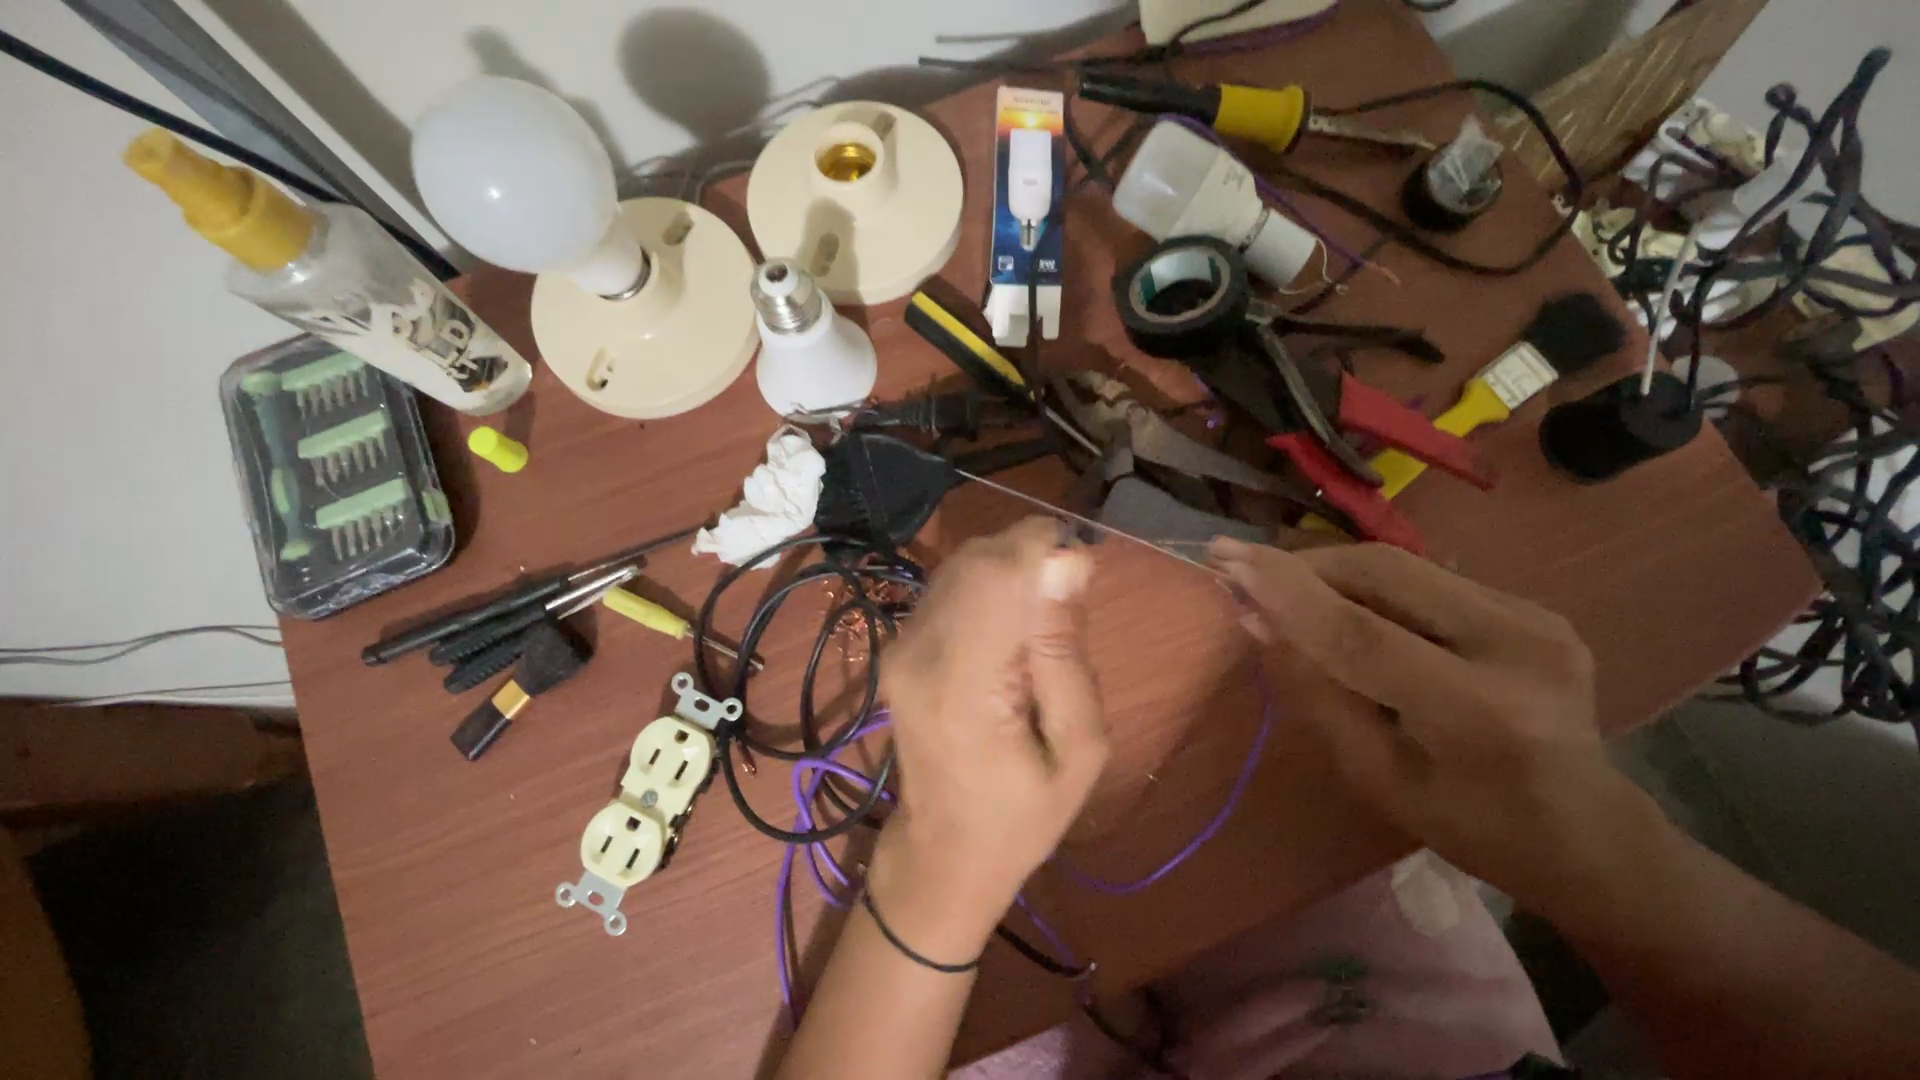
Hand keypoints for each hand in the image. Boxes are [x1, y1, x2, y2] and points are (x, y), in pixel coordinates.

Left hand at [872, 518, 1106, 960]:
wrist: (944, 853)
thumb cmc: (1024, 813)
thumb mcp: (1079, 746)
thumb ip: (1065, 648)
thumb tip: (1067, 561)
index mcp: (963, 682)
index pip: (997, 570)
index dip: (1044, 546)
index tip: (1083, 565)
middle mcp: (917, 651)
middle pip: (977, 559)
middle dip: (1030, 556)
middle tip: (1071, 598)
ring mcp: (898, 648)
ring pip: (960, 566)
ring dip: (1010, 570)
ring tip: (1045, 619)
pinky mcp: (897, 649)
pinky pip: (947, 590)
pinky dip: (988, 589)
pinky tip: (1012, 631)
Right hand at [1209, 538, 1664, 909]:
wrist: (1588, 831)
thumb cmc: (1469, 826)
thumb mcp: (1375, 777)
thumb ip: (1316, 693)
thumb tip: (1256, 619)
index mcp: (1481, 712)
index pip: (1362, 634)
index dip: (1287, 593)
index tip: (1225, 560)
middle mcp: (1518, 646)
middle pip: (1385, 575)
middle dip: (1302, 566)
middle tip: (1239, 565)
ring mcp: (1534, 616)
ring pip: (1402, 565)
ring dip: (1330, 569)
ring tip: (1278, 584)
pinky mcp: (1532, 604)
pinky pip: (1425, 579)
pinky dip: (1367, 583)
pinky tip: (1340, 602)